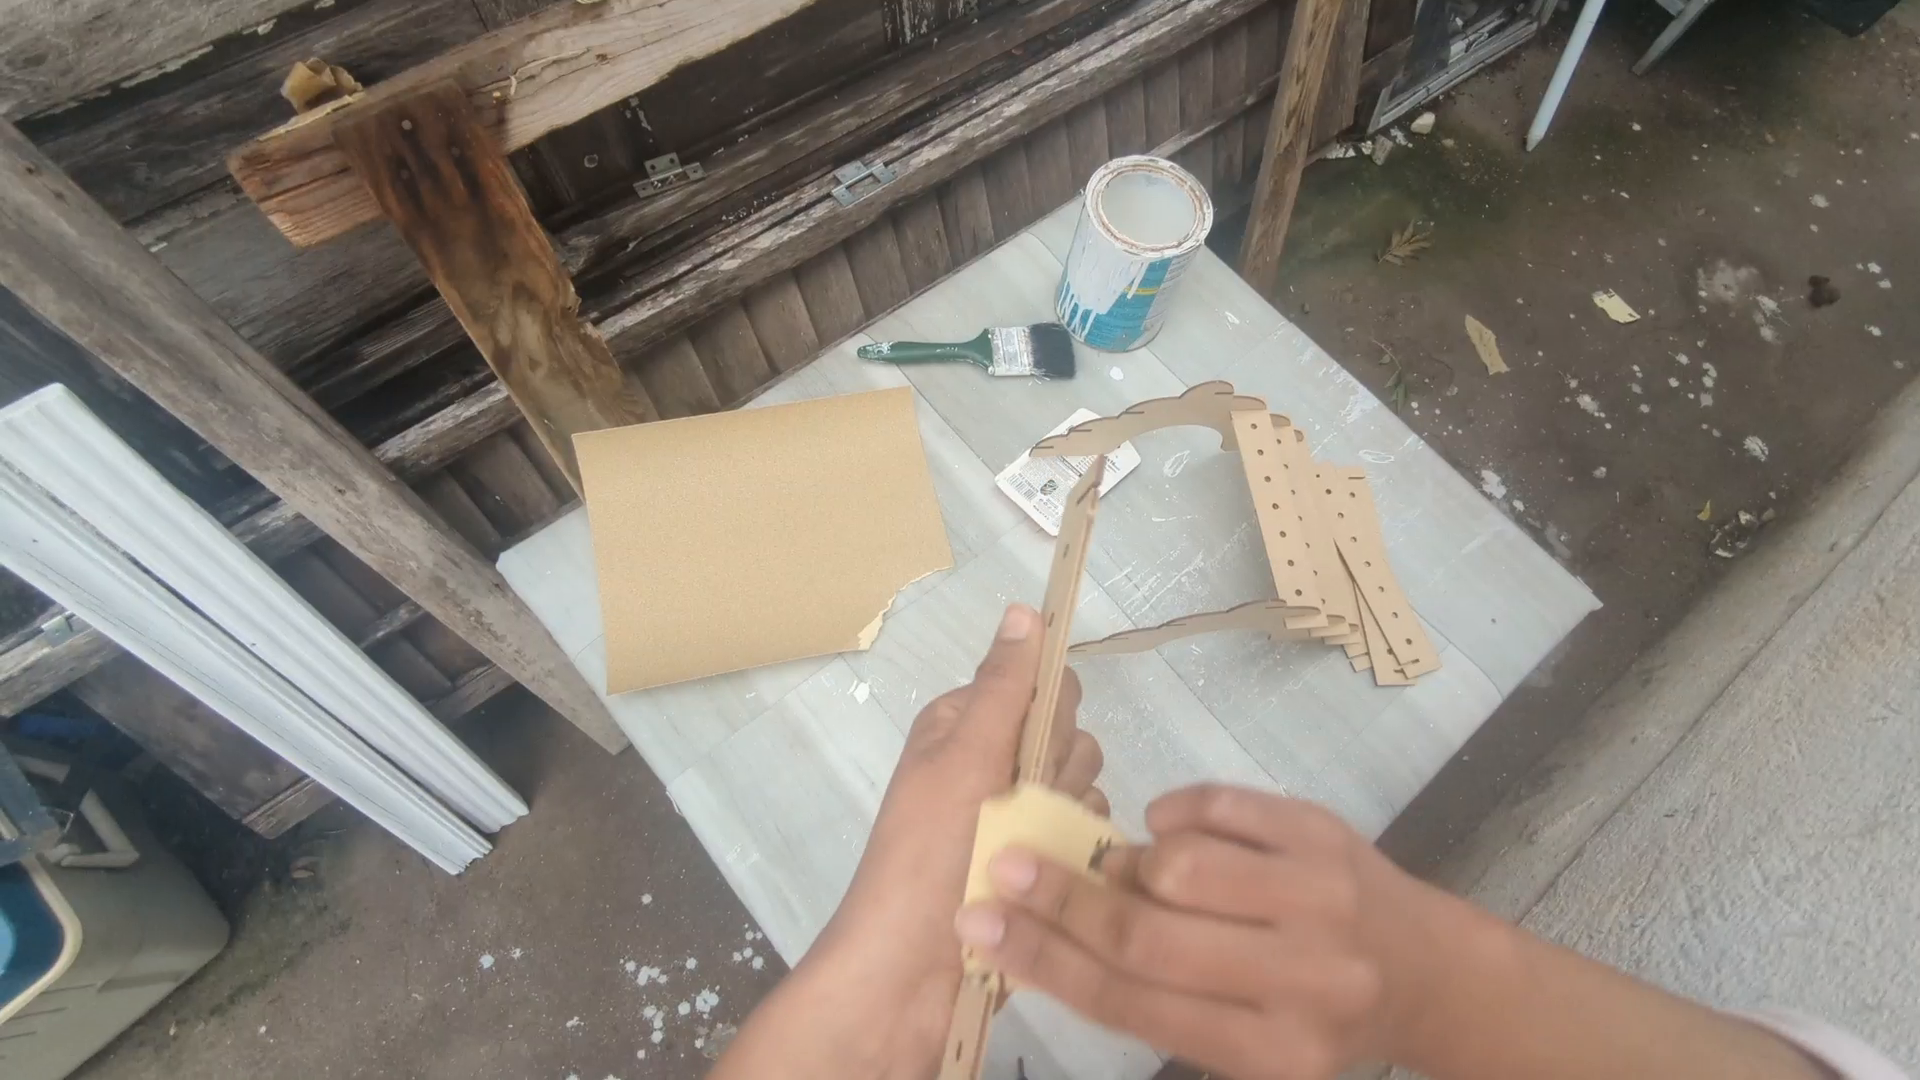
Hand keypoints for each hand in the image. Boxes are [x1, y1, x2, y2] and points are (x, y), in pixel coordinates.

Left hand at [710, 604, 1105, 1079]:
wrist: (908, 975)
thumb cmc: (927, 852)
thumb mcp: (962, 758)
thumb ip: (1003, 686)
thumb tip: (1024, 608)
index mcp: (965, 721)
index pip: (1040, 683)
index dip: (1048, 711)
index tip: (1029, 748)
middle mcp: (992, 757)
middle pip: (1067, 733)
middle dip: (1055, 771)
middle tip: (1015, 807)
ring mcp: (1015, 809)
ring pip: (1083, 782)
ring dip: (1063, 816)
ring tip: (1024, 854)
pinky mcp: (1036, 856)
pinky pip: (1085, 831)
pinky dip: (1073, 851)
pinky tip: (1050, 876)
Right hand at [953, 784, 1458, 1079]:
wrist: (1421, 967)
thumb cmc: (1309, 1004)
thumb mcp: (1240, 1027)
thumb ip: (1152, 986)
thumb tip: (1052, 921)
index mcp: (1267, 1054)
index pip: (1130, 1005)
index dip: (1044, 960)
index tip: (980, 921)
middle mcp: (1301, 984)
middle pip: (1146, 937)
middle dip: (1061, 898)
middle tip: (1008, 864)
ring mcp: (1318, 899)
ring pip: (1179, 863)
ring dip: (1136, 859)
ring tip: (1141, 866)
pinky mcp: (1321, 832)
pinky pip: (1214, 803)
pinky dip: (1177, 810)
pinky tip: (1177, 829)